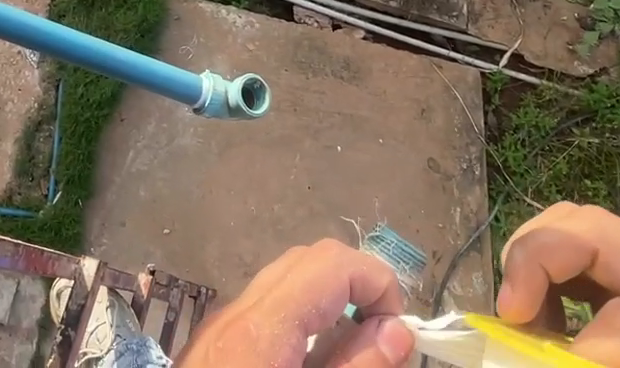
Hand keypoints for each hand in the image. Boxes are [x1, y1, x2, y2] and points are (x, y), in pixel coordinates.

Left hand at [177, 239, 414, 367]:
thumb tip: (396, 330)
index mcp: (261, 329)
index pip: (331, 264)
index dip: (378, 284)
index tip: (401, 334)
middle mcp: (238, 313)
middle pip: (309, 262)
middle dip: (356, 287)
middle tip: (384, 340)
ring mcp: (224, 327)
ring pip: (289, 281)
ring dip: (331, 303)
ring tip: (356, 355)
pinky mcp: (218, 345)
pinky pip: (270, 308)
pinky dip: (305, 321)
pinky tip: (318, 364)